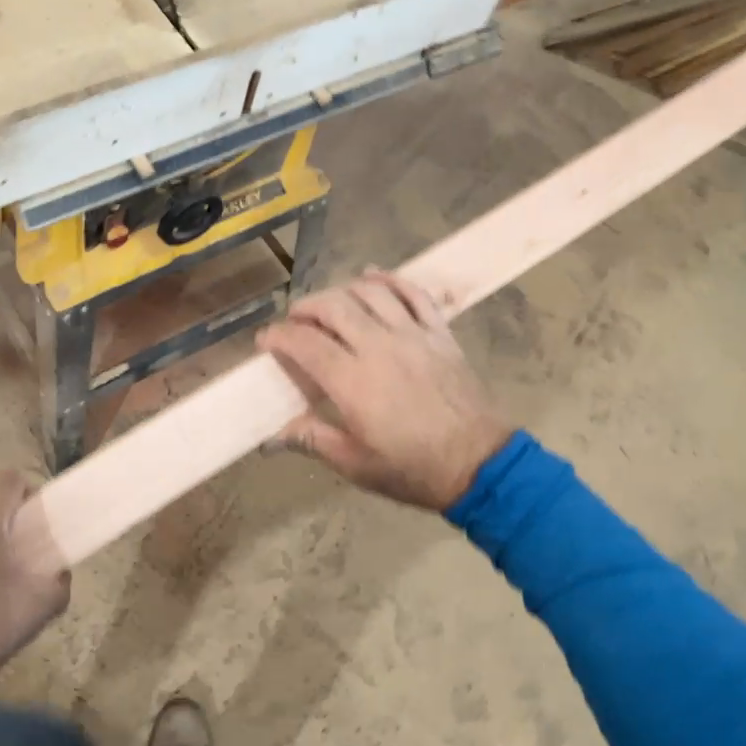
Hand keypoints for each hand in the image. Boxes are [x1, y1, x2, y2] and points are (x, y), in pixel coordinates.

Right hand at [258, 269, 509, 510]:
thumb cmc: (413, 469)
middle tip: (294, 320)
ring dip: (342, 290)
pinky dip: (390, 279)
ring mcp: (413, 335)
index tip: (265, 340)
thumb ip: (313, 440)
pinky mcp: (439, 334)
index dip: (279, 336)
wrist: (479, 465)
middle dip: (306, 307)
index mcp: (353, 382)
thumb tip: (272, 437)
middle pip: (333, 307)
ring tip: (329, 302)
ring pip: (370, 292)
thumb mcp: (356, 465)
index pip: (305, 344)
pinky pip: (414, 293)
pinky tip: (373, 276)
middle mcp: (379, 347)